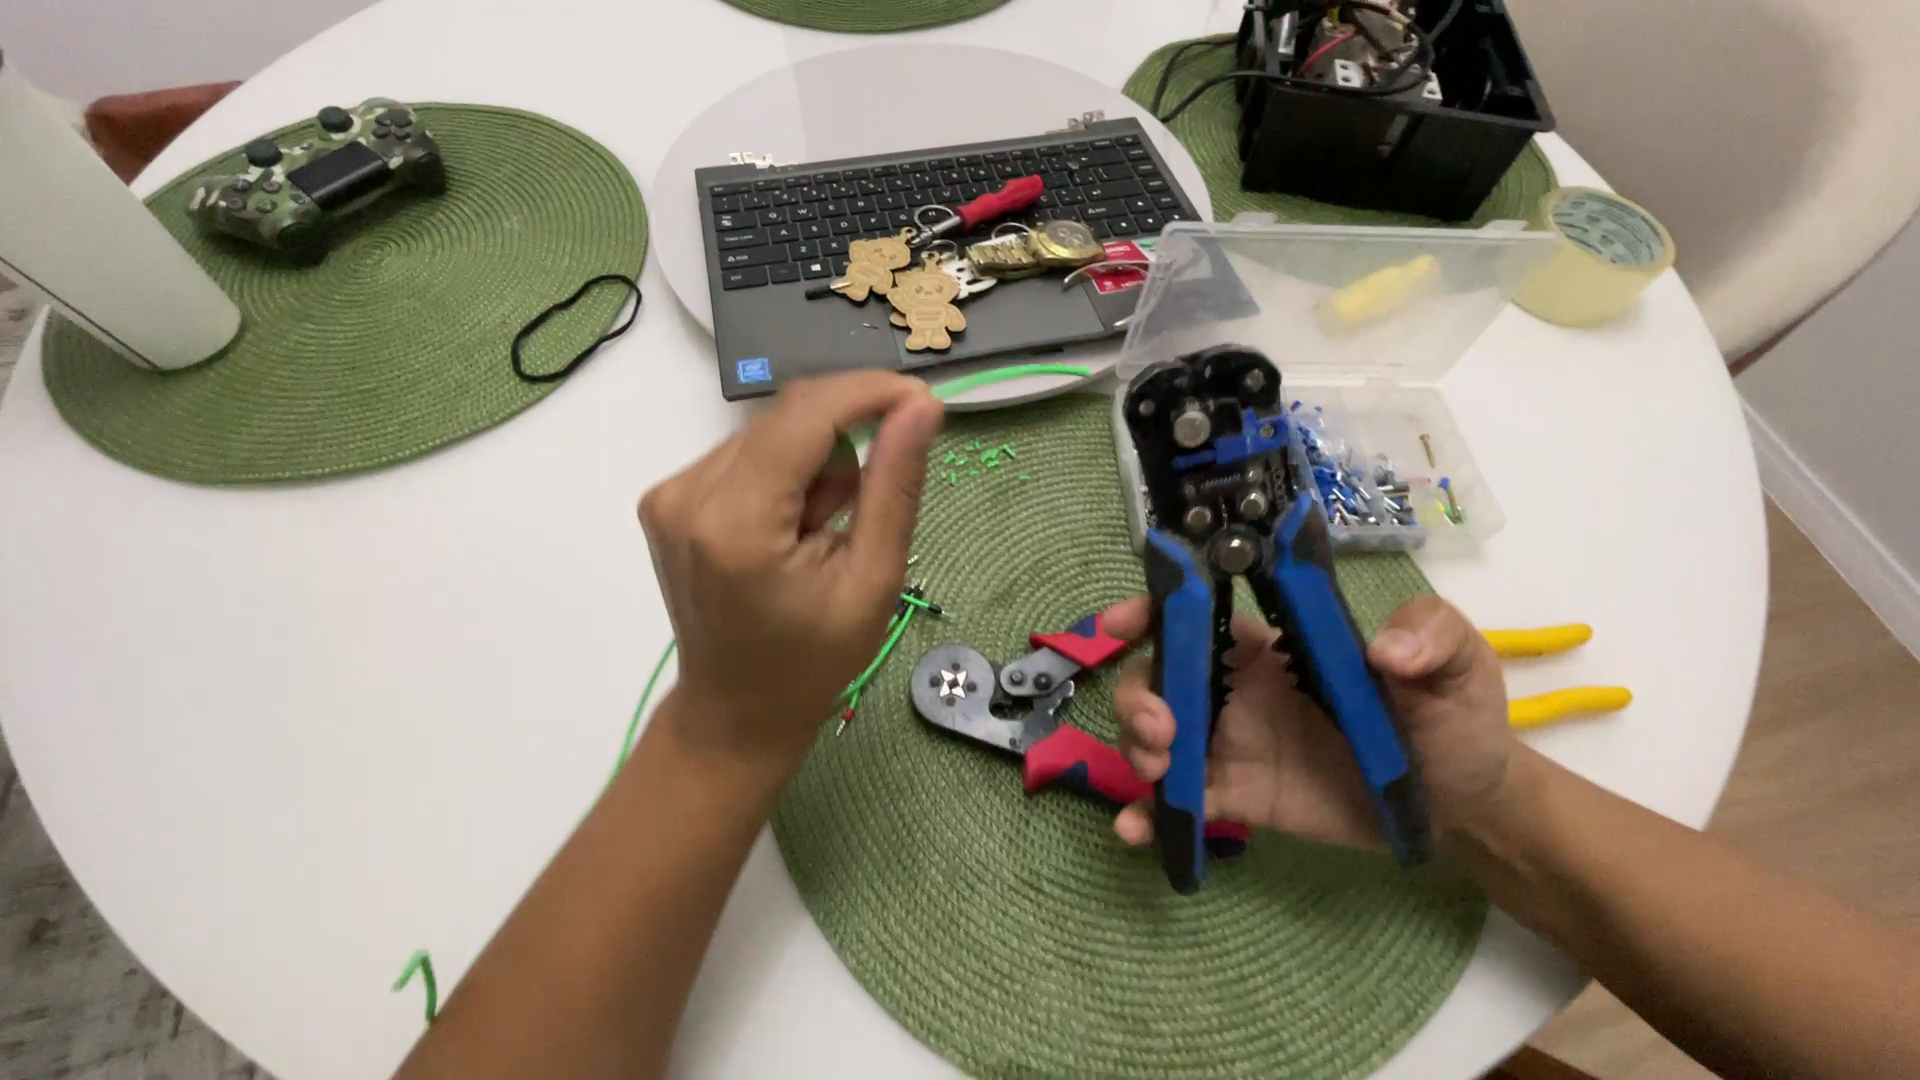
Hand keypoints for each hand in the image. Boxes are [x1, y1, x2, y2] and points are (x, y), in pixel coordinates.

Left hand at [637, 372, 942, 775]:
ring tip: (817, 536)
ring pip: (767, 433)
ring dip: (810, 466)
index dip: (868, 392)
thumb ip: (895, 487)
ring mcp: (668, 494)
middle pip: (786, 419)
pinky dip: (781, 477)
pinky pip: (744, 454)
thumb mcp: (873, 580)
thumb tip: (921, 407)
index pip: (805, 413)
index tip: (920, 401)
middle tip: (859, 511)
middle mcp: (686, 494)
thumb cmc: (813, 661)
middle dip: (840, 447)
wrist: (736, 710)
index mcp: (736, 523)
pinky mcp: (666, 498)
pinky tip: (788, 530)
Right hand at [1108, 593, 1518, 849]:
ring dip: (1136, 747)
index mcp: (1272, 645)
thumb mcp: (1459, 664)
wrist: (1460, 809)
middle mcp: (1236, 688)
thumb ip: (1431, 637)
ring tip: (1161, 772)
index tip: (1118, 625)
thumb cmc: (1451, 720)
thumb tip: (1385, 650)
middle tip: (1160, 730)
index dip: (1151, 611)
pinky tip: (1135, 831)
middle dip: (1138, 695)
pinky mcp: (1236, 794)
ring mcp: (1230, 743)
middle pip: (1158, 676)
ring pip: (1155, 734)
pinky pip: (1180, 800)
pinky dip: (1149, 813)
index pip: (1196, 615)